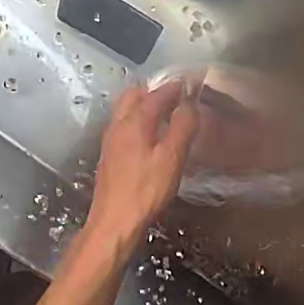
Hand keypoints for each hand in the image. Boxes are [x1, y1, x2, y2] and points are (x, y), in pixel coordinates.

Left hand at [86, 81, 200, 242]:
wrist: (114, 222)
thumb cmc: (145, 191)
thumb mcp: (172, 158)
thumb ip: (182, 127)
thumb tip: (190, 104)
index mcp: (134, 121)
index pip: (157, 93)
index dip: (176, 86)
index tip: (193, 82)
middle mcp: (118, 125)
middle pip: (135, 95)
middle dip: (156, 90)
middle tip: (178, 95)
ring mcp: (111, 140)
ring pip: (127, 111)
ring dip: (146, 106)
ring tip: (168, 113)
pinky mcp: (110, 155)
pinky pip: (125, 126)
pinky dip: (139, 122)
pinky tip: (152, 136)